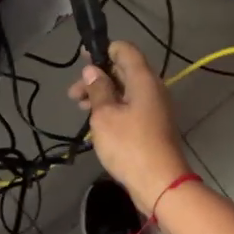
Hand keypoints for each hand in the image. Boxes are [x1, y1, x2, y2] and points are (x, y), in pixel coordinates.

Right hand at [69, 41, 191, 207]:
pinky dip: (113, 107)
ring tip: (79, 107)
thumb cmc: (129, 145)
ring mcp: (154, 107)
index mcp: (143, 79)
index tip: (83, 59)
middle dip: (97, 76)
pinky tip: (96, 121)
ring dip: (102, 94)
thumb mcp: (105, 115)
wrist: (160, 183)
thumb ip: (98, 89)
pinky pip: (130, 106)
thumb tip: (93, 70)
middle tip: (74, 92)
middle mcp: (152, 88)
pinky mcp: (152, 125)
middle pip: (124, 70)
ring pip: (125, 90)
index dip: (104, 50)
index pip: (125, 50)